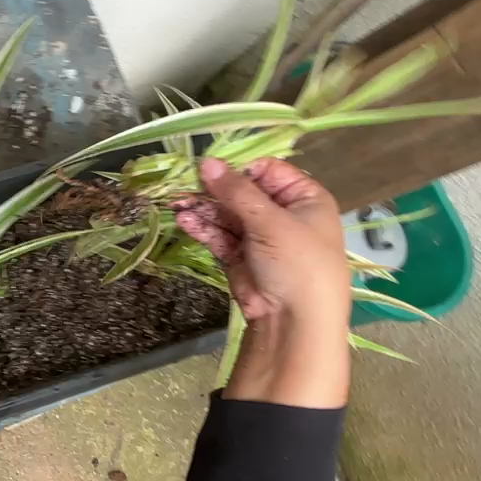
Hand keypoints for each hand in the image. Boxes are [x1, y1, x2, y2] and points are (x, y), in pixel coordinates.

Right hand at [176, 157, 350, 407]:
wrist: (293, 318)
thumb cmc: (297, 263)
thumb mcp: (270, 221)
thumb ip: (236, 191)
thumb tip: (206, 162)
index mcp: (303, 198)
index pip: (267, 171)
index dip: (238, 169)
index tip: (210, 169)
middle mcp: (281, 214)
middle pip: (241, 193)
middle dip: (213, 191)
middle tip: (183, 188)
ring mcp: (258, 236)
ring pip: (226, 214)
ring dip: (202, 209)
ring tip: (177, 206)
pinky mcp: (238, 256)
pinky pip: (218, 235)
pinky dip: (202, 228)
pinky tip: (185, 221)